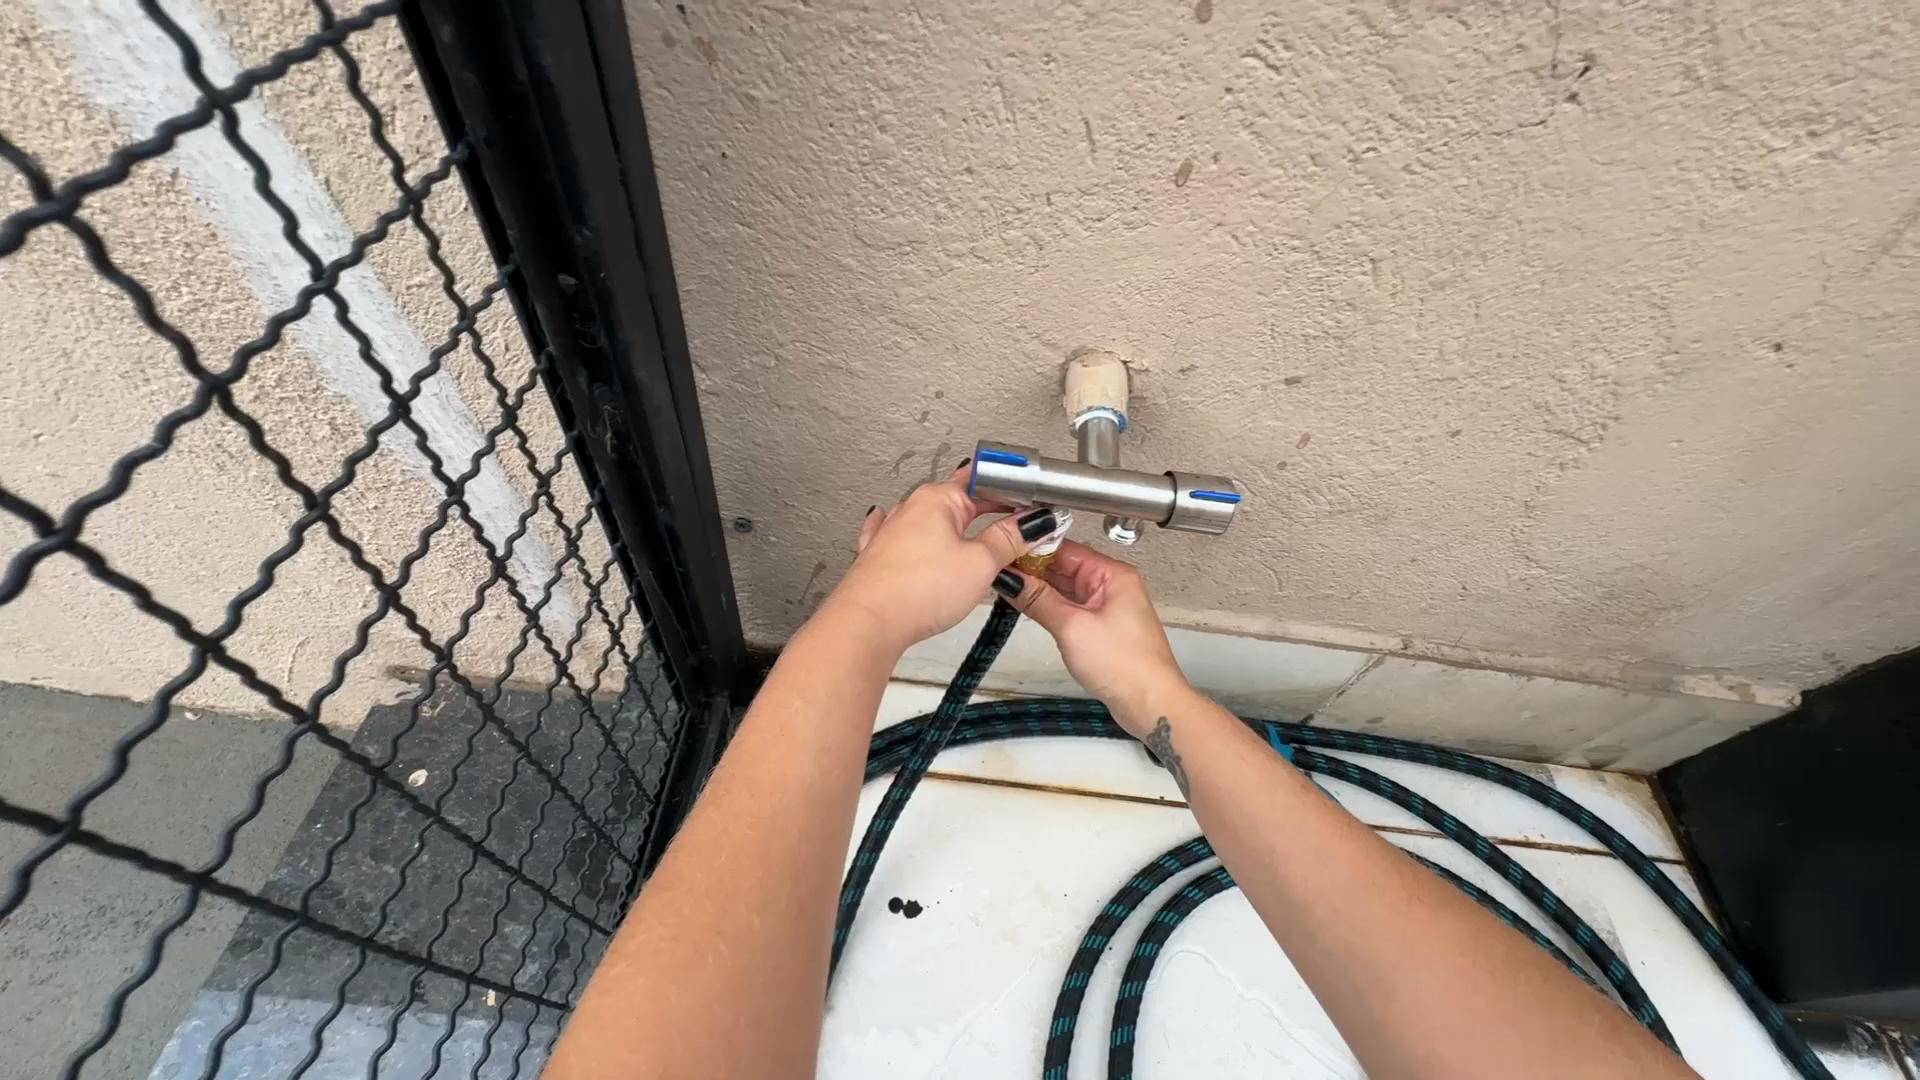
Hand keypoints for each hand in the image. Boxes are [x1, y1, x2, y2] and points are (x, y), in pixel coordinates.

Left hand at [820, 463, 1057, 655]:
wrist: (867, 624)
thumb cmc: (915, 591)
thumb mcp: (980, 564)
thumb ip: (1009, 540)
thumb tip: (1032, 523)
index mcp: (938, 498)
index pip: (986, 481)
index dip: (1013, 494)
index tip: (1033, 507)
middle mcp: (912, 507)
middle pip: (961, 500)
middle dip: (991, 512)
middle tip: (1018, 528)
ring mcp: (892, 531)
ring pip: (934, 521)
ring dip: (959, 529)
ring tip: (982, 543)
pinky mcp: (880, 556)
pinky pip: (908, 540)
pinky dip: (925, 542)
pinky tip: (921, 538)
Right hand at [993, 541, 1191, 736]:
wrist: (1150, 703)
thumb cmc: (1125, 665)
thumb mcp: (1071, 627)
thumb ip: (1038, 600)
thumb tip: (1011, 579)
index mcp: (1112, 574)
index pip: (1064, 549)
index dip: (1032, 550)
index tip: (1003, 553)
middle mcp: (1112, 585)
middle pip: (1064, 566)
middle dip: (1032, 570)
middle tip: (998, 573)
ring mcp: (1107, 606)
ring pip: (1065, 587)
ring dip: (1039, 589)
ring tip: (1007, 589)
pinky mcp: (1102, 626)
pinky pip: (1071, 606)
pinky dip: (1050, 606)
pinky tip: (1029, 608)